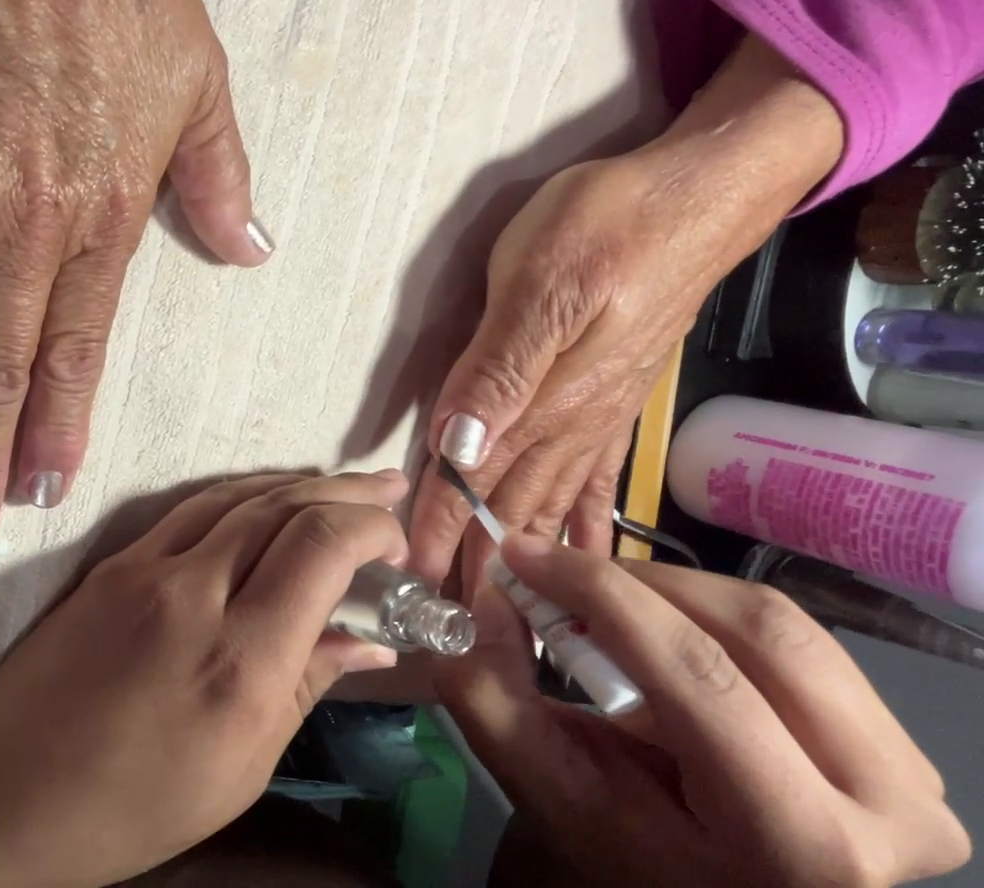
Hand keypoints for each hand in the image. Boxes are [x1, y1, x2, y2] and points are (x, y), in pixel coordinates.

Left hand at [0, 471, 409, 884]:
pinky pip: (186, 510)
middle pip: (280, 509)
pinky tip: (259, 500)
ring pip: (232, 497)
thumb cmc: (137, 803)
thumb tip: (368, 640)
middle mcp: (193, 595)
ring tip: (337, 482)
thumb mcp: (243, 765)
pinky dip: (236, 496)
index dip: (368, 528)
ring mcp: (143, 570)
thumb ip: (306, 686)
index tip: (395, 542)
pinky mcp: (110, 564)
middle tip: (388, 489)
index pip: (317, 548)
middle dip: (344, 491)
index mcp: (240, 660)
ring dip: (291, 482)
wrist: (14, 784)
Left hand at [409, 35, 844, 586]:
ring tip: (507, 609)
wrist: (699, 192)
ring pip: (546, 501)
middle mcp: (570, 421)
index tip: (410, 581)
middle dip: (476, 562)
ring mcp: (597, 412)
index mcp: (541, 403)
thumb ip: (498, 374)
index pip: (473, 481)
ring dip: (523, 556)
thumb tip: (459, 448)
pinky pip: (590, 474)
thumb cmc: (605, 228)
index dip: (438, 530)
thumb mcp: (540, 290)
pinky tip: (583, 554)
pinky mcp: (613, 395)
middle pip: (510, 508)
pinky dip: (581, 518)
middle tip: (449, 619)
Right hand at [437, 536, 970, 886]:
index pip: (697, 671)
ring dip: (668, 590)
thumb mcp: (543, 786)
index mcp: (801, 838)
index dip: (599, 591)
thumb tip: (486, 592)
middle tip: (557, 574)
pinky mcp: (909, 748)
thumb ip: (491, 693)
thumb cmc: (623, 851)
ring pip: (778, 622)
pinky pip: (796, 638)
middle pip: (753, 631)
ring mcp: (920, 779)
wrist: (706, 884)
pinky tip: (658, 632)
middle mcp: (894, 809)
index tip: (522, 552)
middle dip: (633, 582)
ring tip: (602, 605)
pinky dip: (705, 611)